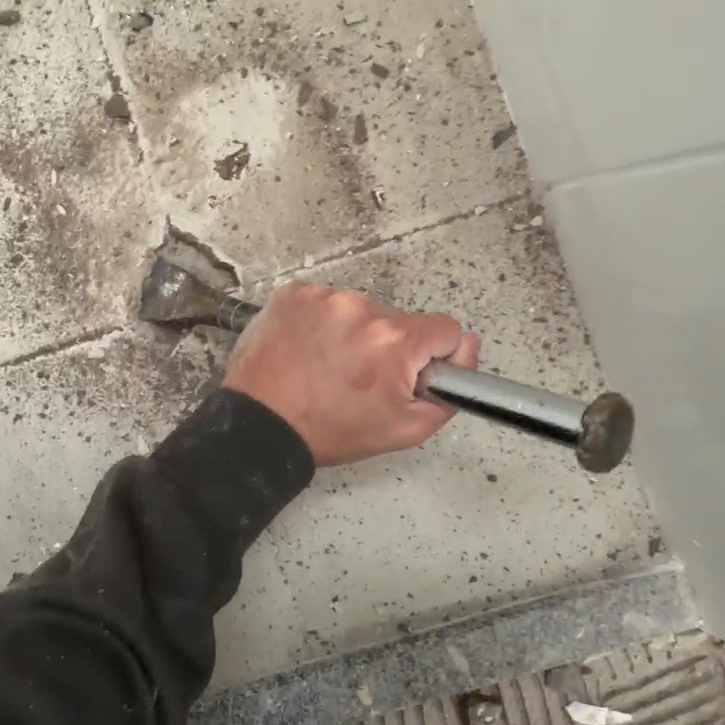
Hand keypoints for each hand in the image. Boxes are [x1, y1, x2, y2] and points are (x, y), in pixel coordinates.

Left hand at [220, 282, 481, 466]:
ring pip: (358, 311)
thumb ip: (449, 393)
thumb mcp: (404, 430)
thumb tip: (464, 355)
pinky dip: (319, 323)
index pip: (445, 328)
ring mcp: (321, 297)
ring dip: (350, 333)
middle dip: (387, 347)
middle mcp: (359, 308)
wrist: (259, 423)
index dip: (437, 354)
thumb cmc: (326, 429)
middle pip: (396, 321)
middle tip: (358, 378)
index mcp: (394, 339)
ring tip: (327, 366)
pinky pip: (322, 303)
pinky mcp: (291, 294)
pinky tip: (307, 351)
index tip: (415, 372)